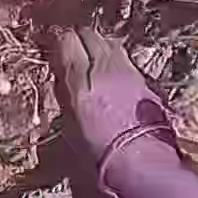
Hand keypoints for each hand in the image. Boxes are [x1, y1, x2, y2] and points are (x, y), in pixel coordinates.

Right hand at [47, 28, 177, 177]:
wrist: (141, 163)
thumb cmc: (98, 152)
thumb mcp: (69, 122)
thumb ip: (65, 92)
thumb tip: (63, 78)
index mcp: (79, 79)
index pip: (65, 41)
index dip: (56, 41)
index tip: (51, 47)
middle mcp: (104, 67)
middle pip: (89, 34)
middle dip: (78, 38)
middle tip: (70, 49)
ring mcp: (128, 70)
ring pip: (109, 42)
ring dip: (97, 45)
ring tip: (90, 58)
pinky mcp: (145, 79)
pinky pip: (124, 58)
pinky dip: (114, 59)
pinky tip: (110, 74)